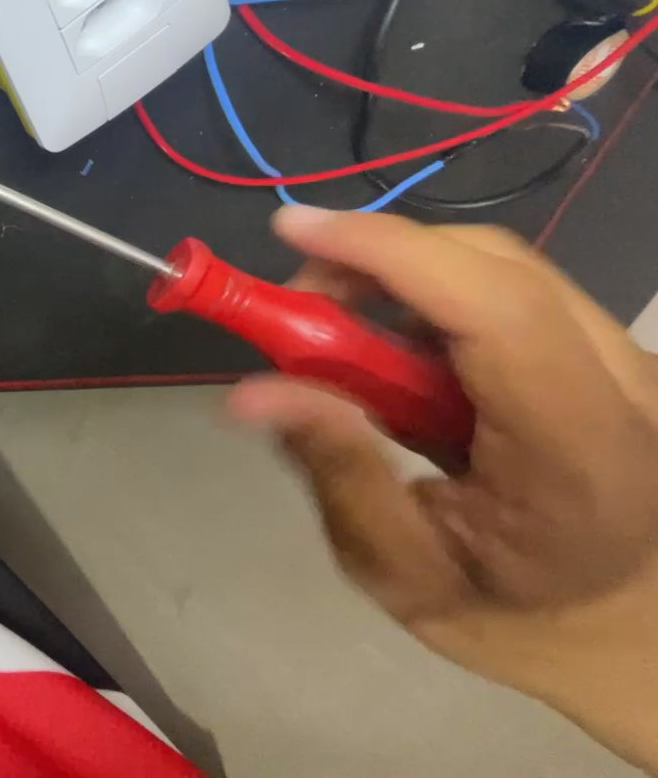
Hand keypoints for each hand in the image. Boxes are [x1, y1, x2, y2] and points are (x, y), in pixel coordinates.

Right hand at [228, 206, 657, 769]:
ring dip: (395, 276)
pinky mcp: (608, 362)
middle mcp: (629, 393)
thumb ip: (331, 469)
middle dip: (375, 257)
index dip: (388, 250)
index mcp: (579, 455)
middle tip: (292, 303)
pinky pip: (504, 292)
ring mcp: (630, 372)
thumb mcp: (395, 563)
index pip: (494, 309)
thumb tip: (245, 393)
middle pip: (498, 267)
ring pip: (500, 270)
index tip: (289, 227)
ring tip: (333, 337)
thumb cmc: (506, 614)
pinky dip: (422, 298)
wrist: (628, 637)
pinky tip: (389, 354)